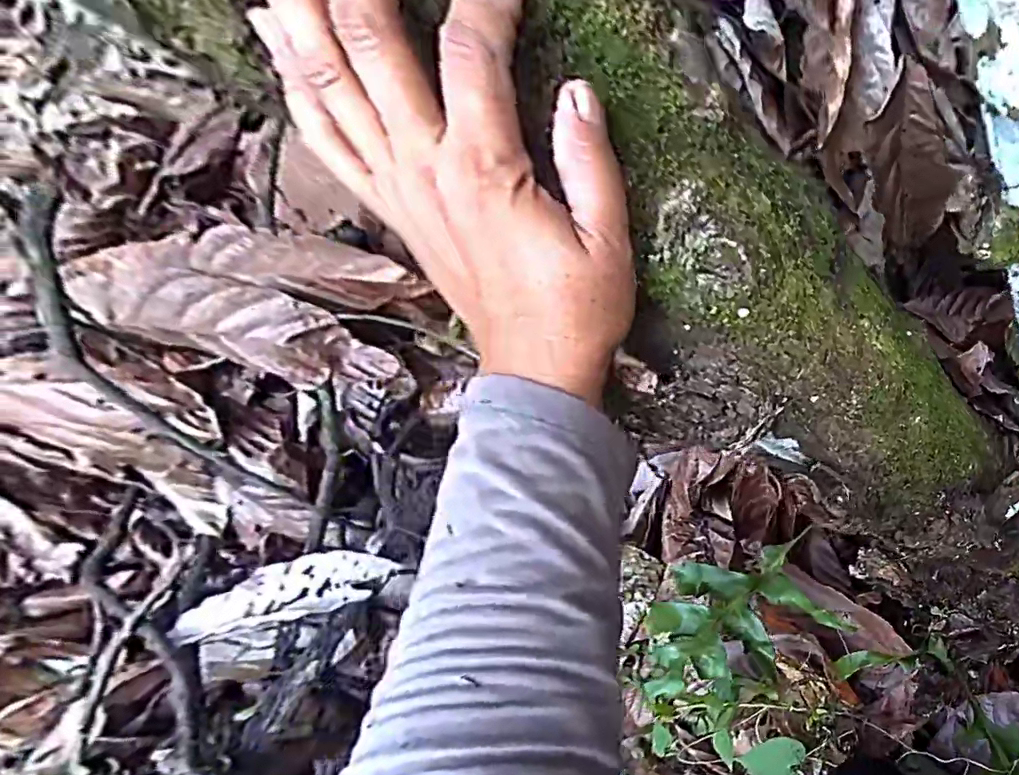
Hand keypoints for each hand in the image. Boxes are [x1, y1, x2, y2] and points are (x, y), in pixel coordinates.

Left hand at [247, 0, 634, 402]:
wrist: (538, 366)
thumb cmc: (581, 310)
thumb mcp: (610, 243)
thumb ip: (592, 165)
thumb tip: (579, 95)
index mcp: (486, 169)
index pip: (472, 55)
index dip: (484, 4)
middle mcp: (426, 166)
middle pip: (369, 40)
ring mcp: (399, 186)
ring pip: (325, 76)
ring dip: (303, 11)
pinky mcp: (391, 208)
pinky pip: (324, 134)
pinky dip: (294, 81)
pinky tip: (281, 40)